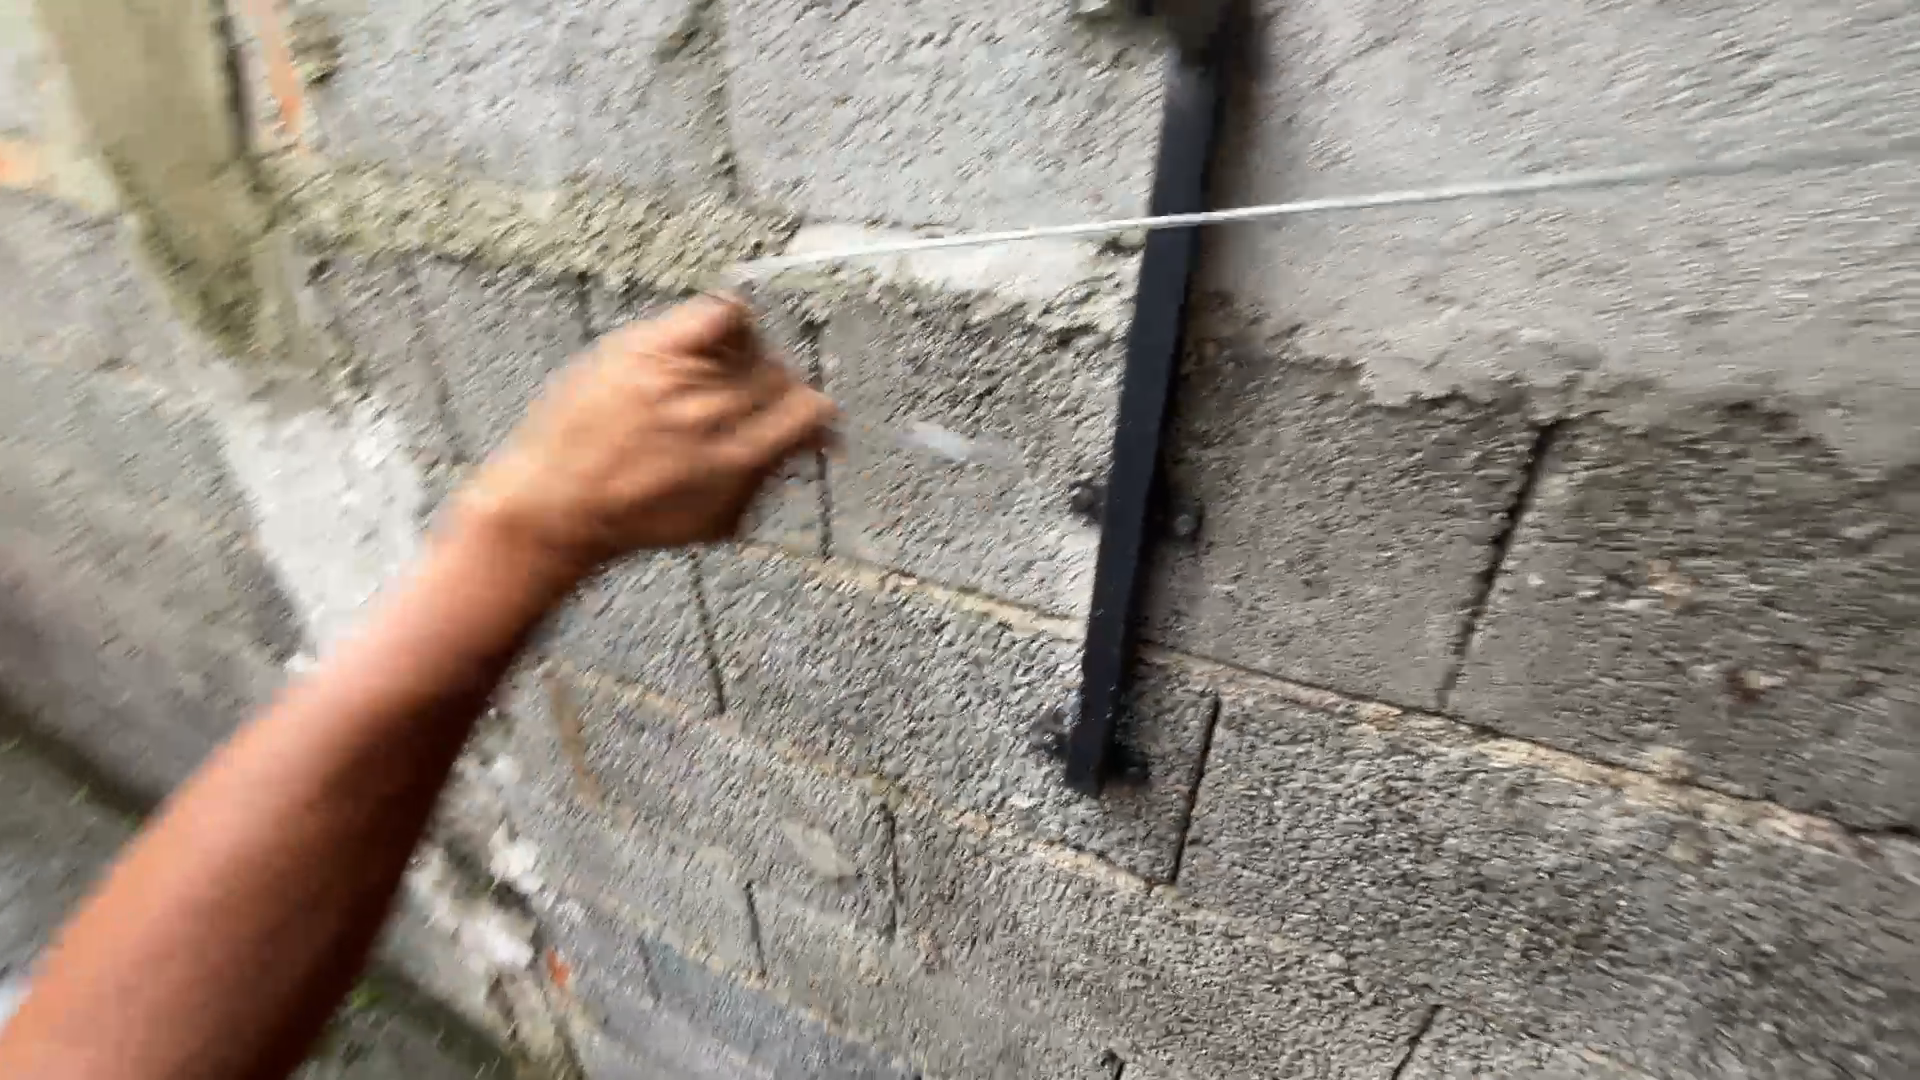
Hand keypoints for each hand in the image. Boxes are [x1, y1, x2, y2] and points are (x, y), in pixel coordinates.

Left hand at [453, 295, 836, 579]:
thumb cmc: (633, 521)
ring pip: (753, 349)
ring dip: (758, 365)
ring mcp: (680, 377)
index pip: (809, 413)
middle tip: (773, 407)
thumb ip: (768, 481)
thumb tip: (804, 450)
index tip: (817, 423)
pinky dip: (736, 319)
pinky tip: (729, 339)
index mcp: (739, 458)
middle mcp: (714, 412)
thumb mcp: (717, 522)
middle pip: (782, 378)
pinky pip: (717, 312)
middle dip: (787, 394)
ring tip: (741, 380)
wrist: (554, 503)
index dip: (821, 417)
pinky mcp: (647, 349)